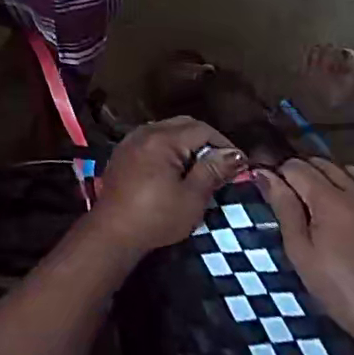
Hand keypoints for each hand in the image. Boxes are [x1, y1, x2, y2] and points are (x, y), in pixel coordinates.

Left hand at [87, 117, 246, 258]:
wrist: (114, 229)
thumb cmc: (157, 216)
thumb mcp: (192, 196)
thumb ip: (212, 171)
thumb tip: (235, 154)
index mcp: (161, 139)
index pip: (201, 128)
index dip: (224, 143)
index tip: (239, 164)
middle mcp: (143, 133)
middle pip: (182, 124)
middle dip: (205, 140)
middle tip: (222, 164)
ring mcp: (130, 141)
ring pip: (165, 130)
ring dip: (186, 143)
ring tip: (201, 167)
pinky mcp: (122, 152)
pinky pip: (151, 139)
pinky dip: (167, 147)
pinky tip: (175, 169)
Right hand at [255, 159, 353, 354]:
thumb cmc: (344, 295)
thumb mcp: (301, 254)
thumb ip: (284, 209)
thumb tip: (265, 174)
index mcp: (330, 201)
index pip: (296, 167)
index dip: (280, 174)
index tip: (273, 190)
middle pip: (326, 165)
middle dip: (306, 173)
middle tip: (298, 199)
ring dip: (341, 179)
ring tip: (333, 204)